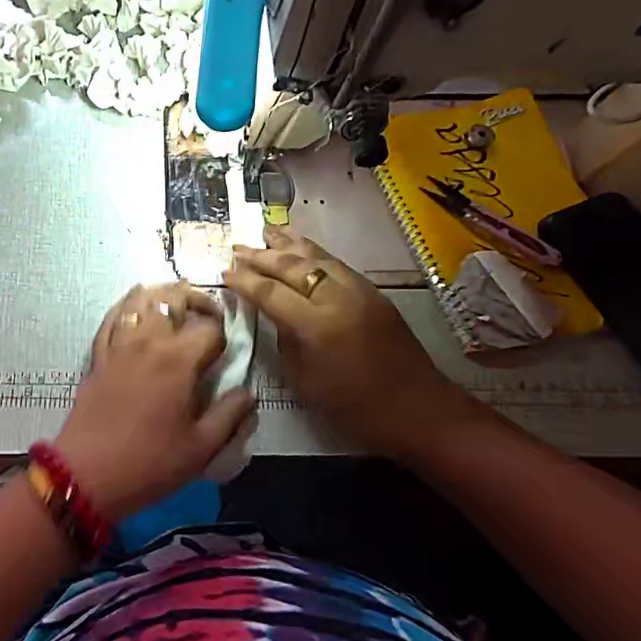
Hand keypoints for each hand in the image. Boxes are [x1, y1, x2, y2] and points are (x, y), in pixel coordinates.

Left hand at [52, 283, 254, 518]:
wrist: (86, 476)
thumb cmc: (149, 463)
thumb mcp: (202, 447)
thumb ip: (230, 415)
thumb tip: (248, 392)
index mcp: (179, 360)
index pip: (210, 327)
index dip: (223, 334)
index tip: (225, 350)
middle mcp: (148, 341)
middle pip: (173, 298)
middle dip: (196, 299)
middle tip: (207, 314)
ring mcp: (119, 346)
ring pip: (139, 300)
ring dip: (161, 295)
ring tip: (175, 304)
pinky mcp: (98, 357)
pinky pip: (111, 318)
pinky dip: (126, 306)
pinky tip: (134, 307)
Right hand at [225, 225, 468, 459]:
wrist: (416, 408)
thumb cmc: (354, 407)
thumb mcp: (305, 380)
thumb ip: (285, 338)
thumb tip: (273, 312)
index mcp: (317, 325)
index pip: (271, 292)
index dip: (245, 281)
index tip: (224, 272)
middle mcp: (337, 297)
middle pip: (293, 266)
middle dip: (262, 256)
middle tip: (237, 248)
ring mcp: (359, 290)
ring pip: (318, 256)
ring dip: (289, 244)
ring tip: (266, 231)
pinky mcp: (373, 291)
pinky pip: (336, 263)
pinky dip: (314, 252)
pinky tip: (302, 248)